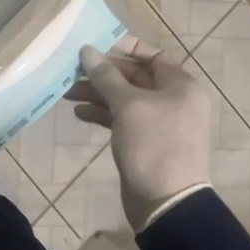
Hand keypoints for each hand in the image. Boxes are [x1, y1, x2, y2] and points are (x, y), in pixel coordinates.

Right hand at [68, 37, 213, 231]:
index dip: (124, 47)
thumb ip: (106, 76)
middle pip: (134, 77)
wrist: (166, 204)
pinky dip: (102, 113)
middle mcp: (173, 100)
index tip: (95, 45)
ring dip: (98, 93)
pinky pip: (122, 118)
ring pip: (125, 98)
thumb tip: (86, 50)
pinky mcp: (145, 141)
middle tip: (73, 70)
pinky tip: (80, 113)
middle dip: (103, 74)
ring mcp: (159, 122)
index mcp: (181, 86)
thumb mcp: (128, 106)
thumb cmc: (154, 145)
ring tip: (68, 93)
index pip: (151, 55)